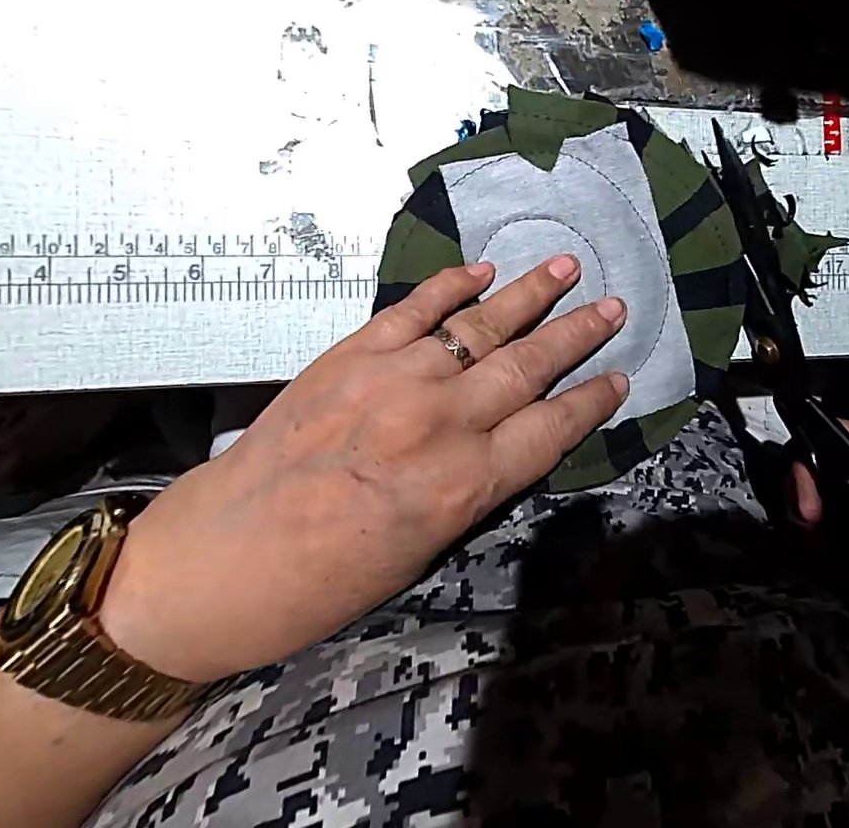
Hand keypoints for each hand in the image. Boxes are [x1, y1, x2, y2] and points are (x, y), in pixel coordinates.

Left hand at [94, 257, 629, 682]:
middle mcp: (438, 421)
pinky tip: (477, 270)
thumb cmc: (324, 579)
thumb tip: (492, 447)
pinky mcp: (349, 355)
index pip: (550, 430)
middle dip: (576, 336)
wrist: (229, 551)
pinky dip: (447, 287)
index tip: (619, 377)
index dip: (590, 402)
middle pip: (526, 367)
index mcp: (463, 485)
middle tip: (615, 307)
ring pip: (477, 327)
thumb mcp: (418, 550)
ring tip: (563, 269)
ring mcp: (393, 378)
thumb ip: (462, 489)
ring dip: (526, 296)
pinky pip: (411, 311)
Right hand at [794, 424, 848, 699]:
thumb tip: (841, 518)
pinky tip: (843, 562)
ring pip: (840, 493)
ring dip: (821, 520)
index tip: (806, 513)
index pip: (844, 438)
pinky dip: (839, 538)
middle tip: (809, 536)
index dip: (810, 463)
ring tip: (822, 552)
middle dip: (809, 495)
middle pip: (834, 463)